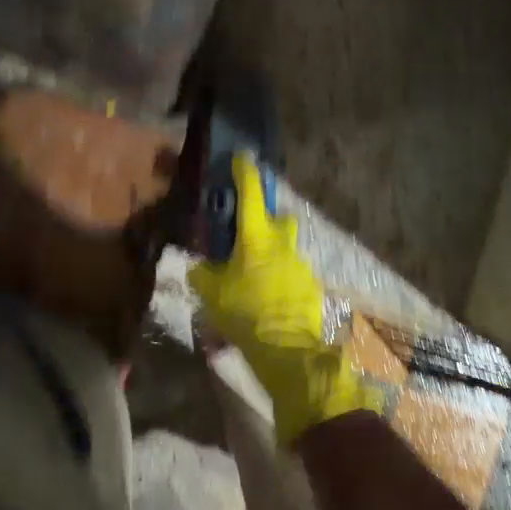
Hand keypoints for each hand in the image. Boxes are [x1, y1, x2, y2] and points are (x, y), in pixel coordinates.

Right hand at [187, 153, 380, 443]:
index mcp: (257, 237)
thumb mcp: (210, 294)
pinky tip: (268, 300)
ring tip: (253, 278)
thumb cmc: (245, 313)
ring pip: (286, 248)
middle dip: (266, 219)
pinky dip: (280, 280)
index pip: (251, 192)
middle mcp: (283, 243)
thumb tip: (198, 267)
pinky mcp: (312, 287)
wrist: (287, 351)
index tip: (241, 158)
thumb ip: (202, 274)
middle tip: (248, 234)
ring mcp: (301, 265)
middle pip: (279, 218)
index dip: (244, 172)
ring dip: (272, 255)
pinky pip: (292, 274)